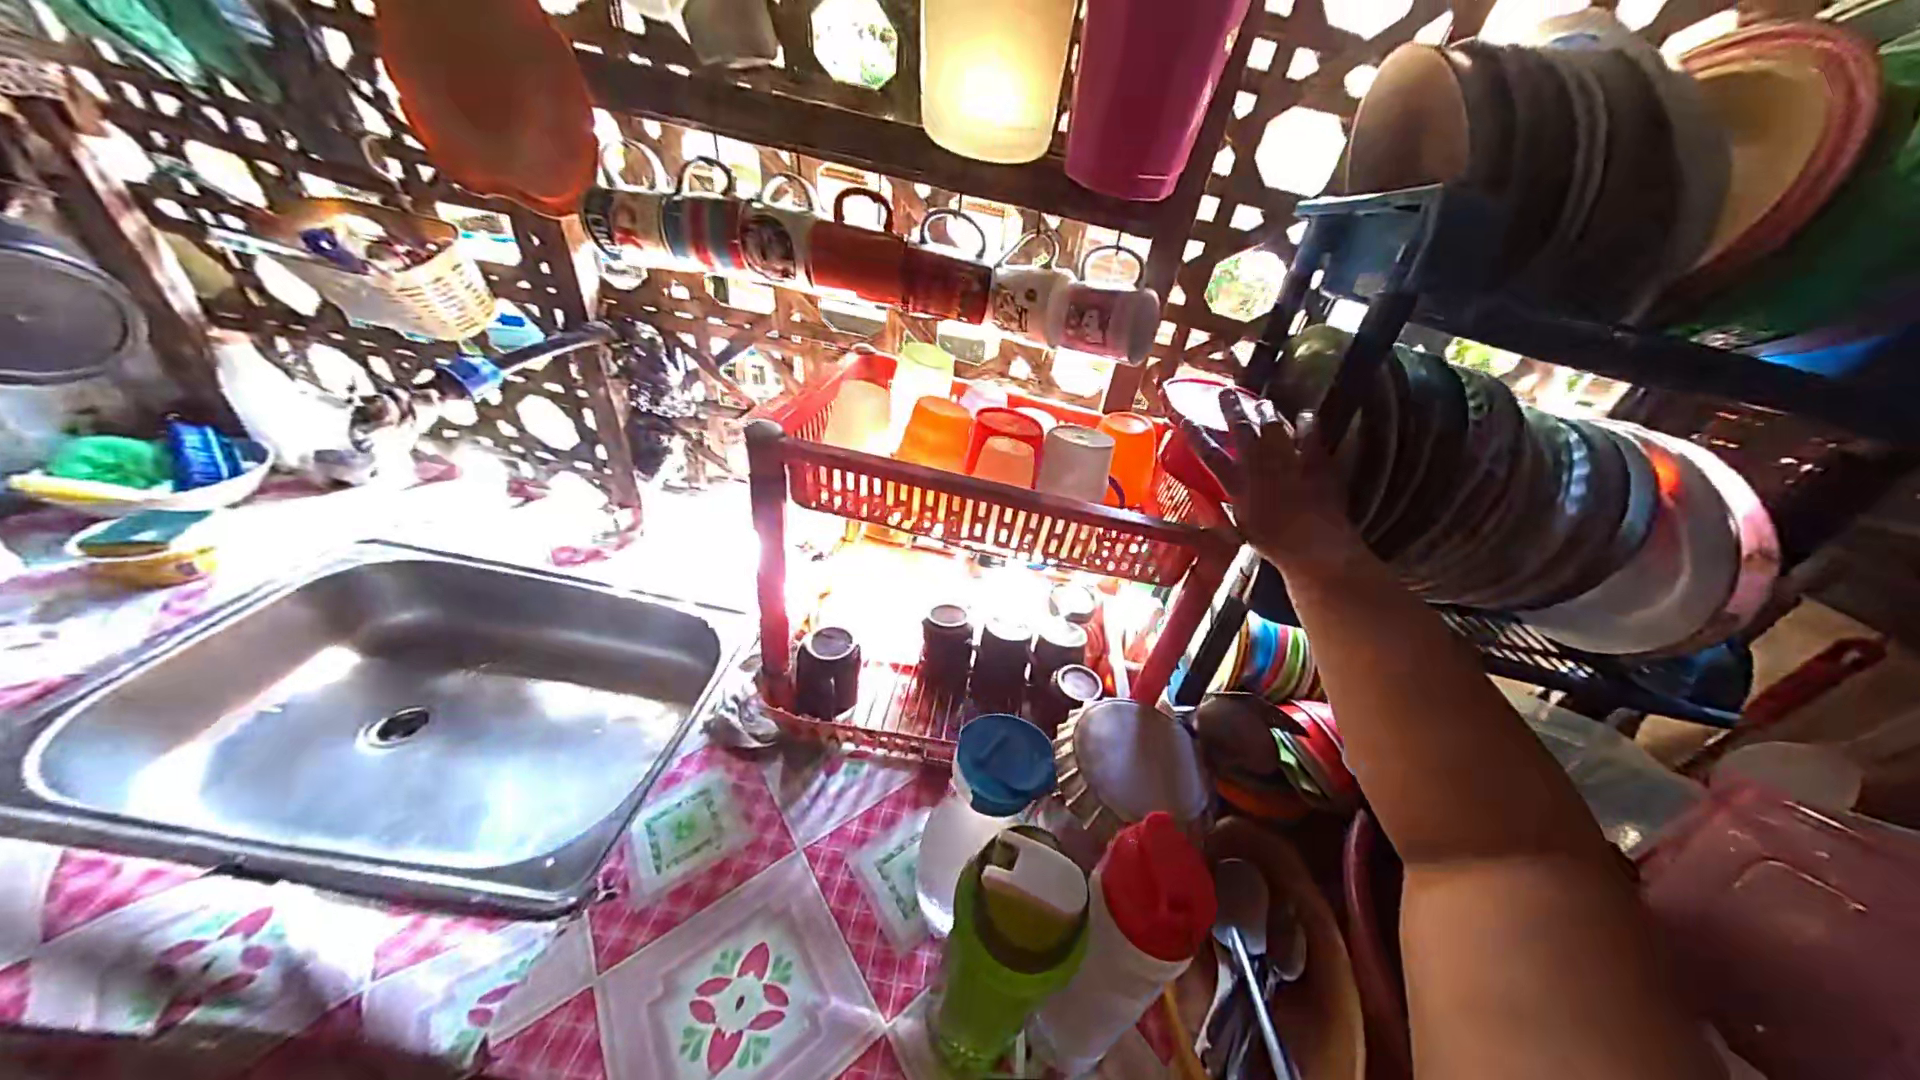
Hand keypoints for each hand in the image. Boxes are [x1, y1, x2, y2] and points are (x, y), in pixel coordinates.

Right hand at [1178, 388, 1363, 577]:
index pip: (1210, 455)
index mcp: (1237, 485)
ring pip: (1273, 427)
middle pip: (1242, 431)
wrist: (1314, 545)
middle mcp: (1259, 467)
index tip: (1185, 418)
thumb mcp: (1240, 530)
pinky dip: (1307, 423)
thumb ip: (1227, 511)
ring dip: (1266, 412)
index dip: (1196, 435)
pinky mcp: (1315, 462)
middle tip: (1226, 392)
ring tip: (1262, 401)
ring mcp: (1288, 461)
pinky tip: (1305, 414)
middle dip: (1232, 409)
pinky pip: (1310, 436)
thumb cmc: (1272, 543)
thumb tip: (1211, 505)